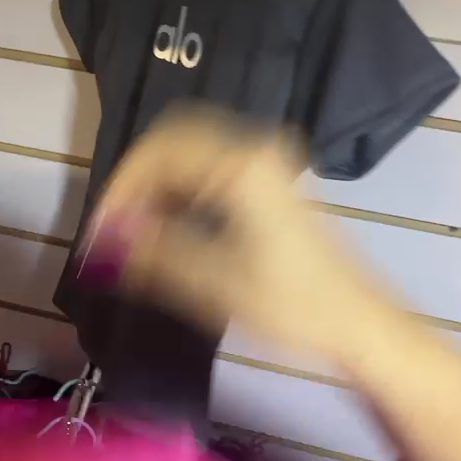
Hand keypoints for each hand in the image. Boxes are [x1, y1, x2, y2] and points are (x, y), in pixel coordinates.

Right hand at [89, 107, 404, 368]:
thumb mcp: (215, 285)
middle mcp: (255, 148)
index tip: (100, 231)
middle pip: (173, 139)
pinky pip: (211, 165)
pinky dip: (181, 187)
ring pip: (191, 150)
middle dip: (136, 180)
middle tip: (114, 227)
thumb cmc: (294, 306)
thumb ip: (155, 252)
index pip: (160, 152)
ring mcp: (267, 161)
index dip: (121, 188)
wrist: (360, 321)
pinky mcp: (272, 179)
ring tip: (135, 231)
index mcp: (242, 167)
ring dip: (157, 184)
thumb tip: (102, 236)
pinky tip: (169, 224)